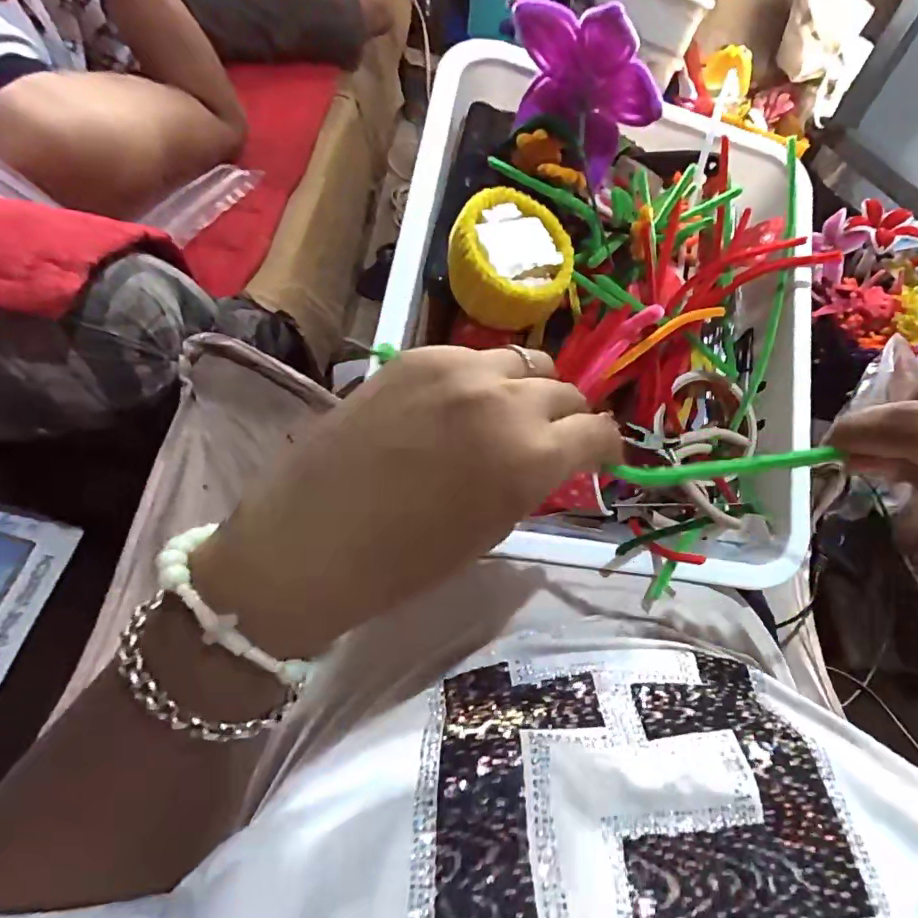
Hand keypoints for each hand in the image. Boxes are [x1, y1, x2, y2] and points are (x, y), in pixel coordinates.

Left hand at [190, 346, 622, 659]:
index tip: (602, 457)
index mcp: (531, 457)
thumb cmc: (409, 561)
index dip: (607, 446)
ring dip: (530, 389)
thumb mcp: (495, 526)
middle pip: (566, 390)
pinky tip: (459, 406)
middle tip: (553, 440)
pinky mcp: (417, 357)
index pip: (598, 431)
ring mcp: (458, 370)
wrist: (310, 543)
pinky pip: (474, 357)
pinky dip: (483, 379)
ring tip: (509, 413)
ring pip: (526, 361)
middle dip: (570, 418)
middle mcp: (505, 401)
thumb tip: (556, 455)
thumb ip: (536, 480)